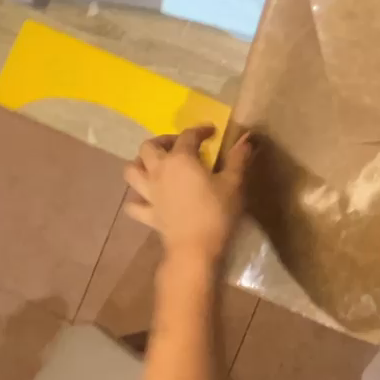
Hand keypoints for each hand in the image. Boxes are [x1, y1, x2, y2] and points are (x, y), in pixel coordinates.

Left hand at [122, 126, 253, 264]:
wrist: (196, 249)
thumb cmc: (217, 213)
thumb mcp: (233, 183)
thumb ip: (238, 159)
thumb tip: (246, 138)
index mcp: (181, 159)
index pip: (188, 135)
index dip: (200, 130)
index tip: (212, 131)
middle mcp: (159, 171)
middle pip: (149, 147)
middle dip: (163, 141)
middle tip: (179, 145)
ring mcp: (149, 193)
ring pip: (132, 170)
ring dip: (140, 164)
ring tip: (154, 165)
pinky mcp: (147, 214)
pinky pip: (134, 204)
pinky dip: (137, 198)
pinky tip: (146, 197)